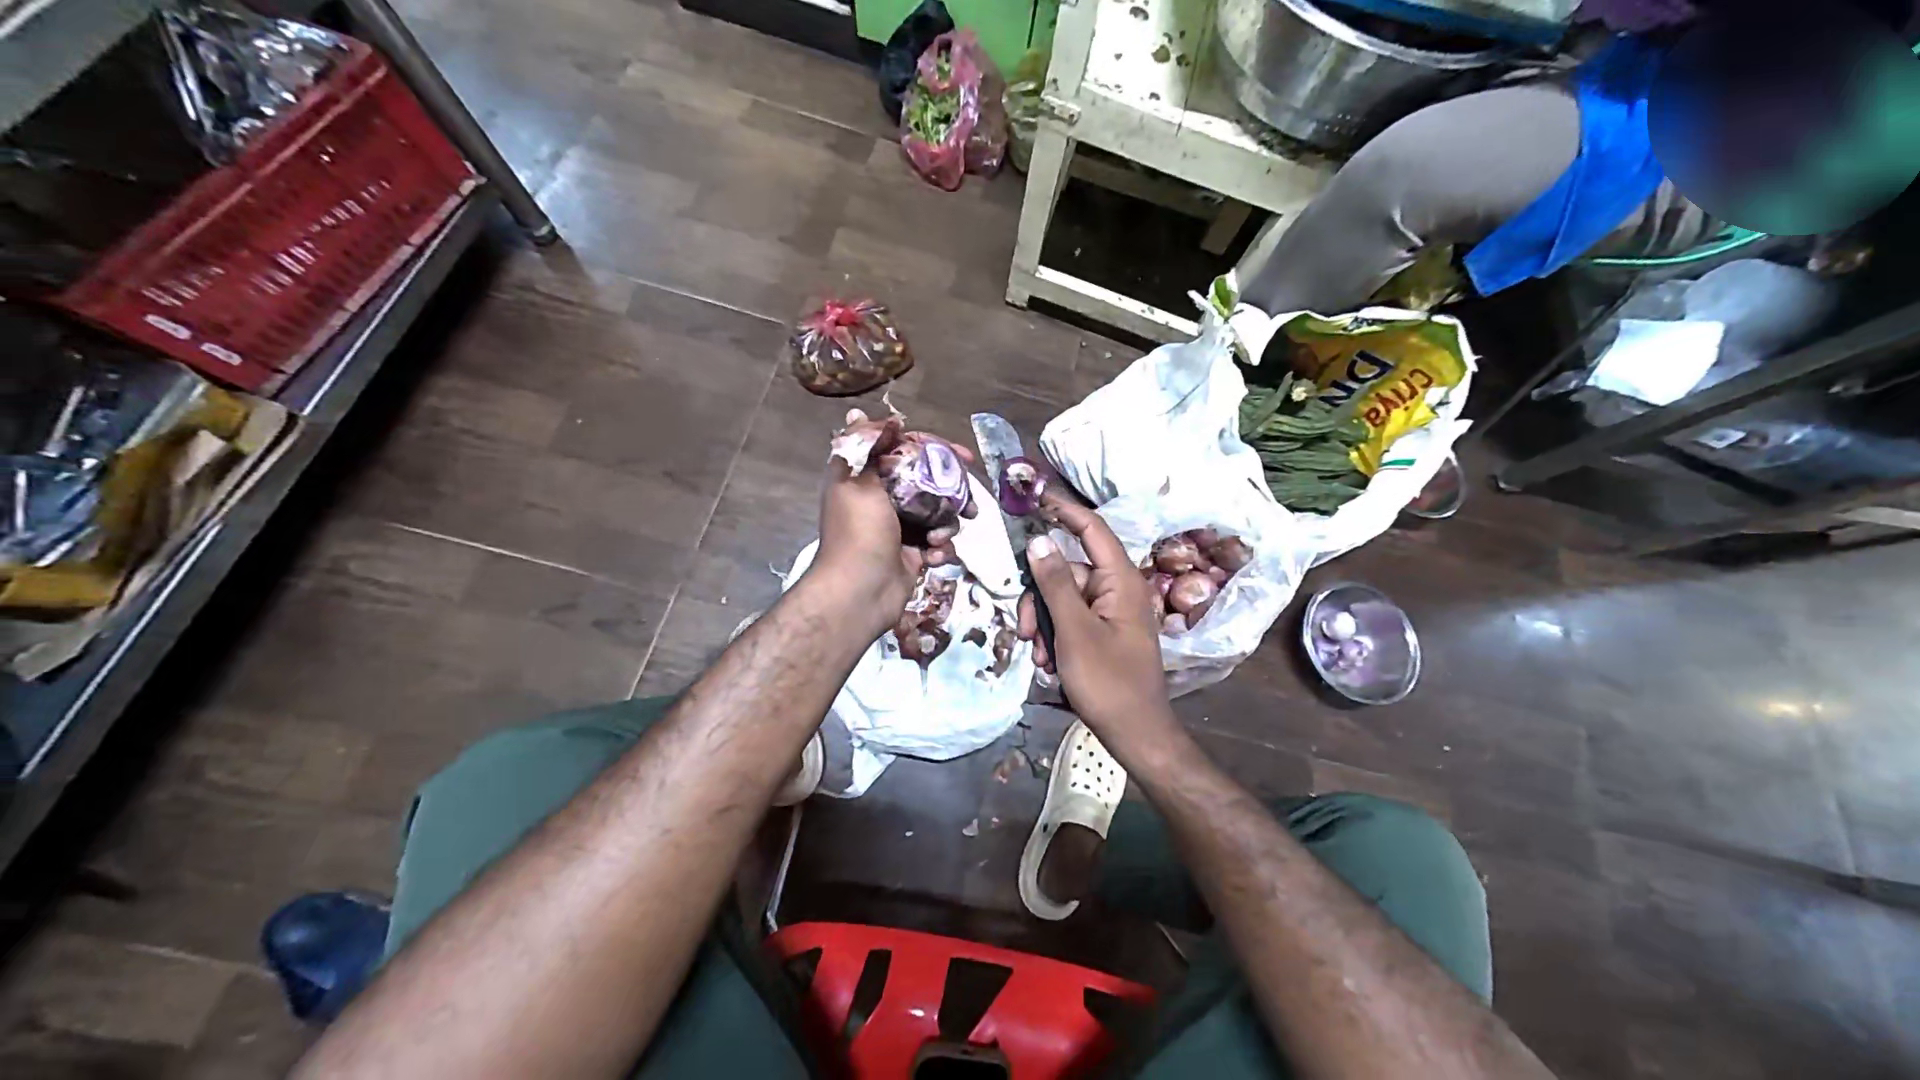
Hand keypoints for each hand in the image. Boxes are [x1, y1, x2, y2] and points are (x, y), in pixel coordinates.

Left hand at [810, 411, 959, 638]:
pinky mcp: (913, 553)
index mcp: (866, 478)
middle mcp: (883, 499)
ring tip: (940, 536)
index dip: (933, 447)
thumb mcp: (858, 481)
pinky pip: (938, 542)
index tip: (961, 455)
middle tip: (969, 501)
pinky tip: (933, 556)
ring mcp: (900, 527)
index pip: (905, 449)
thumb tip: (854, 411)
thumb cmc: (859, 532)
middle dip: (952, 491)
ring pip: (939, 513)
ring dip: (946, 524)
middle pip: (929, 481)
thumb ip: (866, 448)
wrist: (859, 592)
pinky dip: (940, 548)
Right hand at [1016, 492, 1176, 749]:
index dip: (1064, 511)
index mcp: (1121, 581)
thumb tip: (1038, 541)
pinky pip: (1071, 620)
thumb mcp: (1074, 631)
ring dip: (1045, 623)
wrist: (1134, 733)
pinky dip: (1055, 636)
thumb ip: (1055, 583)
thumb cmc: (1108, 681)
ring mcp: (1111, 613)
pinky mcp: (1104, 633)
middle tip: (1027, 631)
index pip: (1092, 530)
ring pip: (1063, 599)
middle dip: (1040, 599)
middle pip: (1067, 572)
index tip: (1034, 498)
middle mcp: (1118, 590)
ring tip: (1041, 656)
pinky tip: (1049, 663)